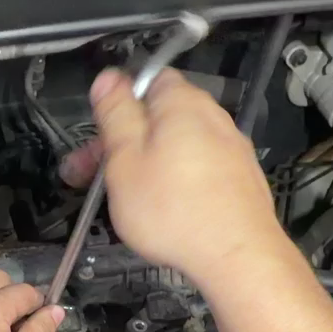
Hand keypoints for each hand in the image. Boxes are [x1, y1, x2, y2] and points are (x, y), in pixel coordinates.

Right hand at [60, 68, 298, 282]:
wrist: (233, 253)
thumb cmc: (174, 211)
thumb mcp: (125, 160)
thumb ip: (115, 114)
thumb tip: (108, 77)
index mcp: (180, 103)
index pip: (146, 81)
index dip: (116, 106)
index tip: (96, 137)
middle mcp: (211, 116)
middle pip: (160, 116)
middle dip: (125, 141)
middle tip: (95, 175)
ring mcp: (229, 147)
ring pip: (177, 144)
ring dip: (149, 162)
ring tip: (127, 197)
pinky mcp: (237, 177)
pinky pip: (197, 168)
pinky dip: (176, 181)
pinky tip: (163, 208)